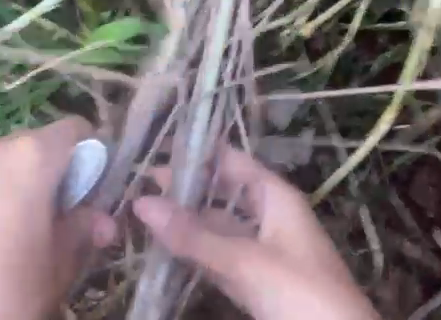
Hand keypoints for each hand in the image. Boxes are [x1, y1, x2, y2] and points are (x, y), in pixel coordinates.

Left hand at [0, 117, 117, 319]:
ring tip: (27, 228)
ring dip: (24, 181)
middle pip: (39, 143)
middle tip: (64, 216)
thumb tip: (104, 221)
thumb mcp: (60, 264)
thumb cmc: (13, 289)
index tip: (94, 187)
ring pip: (8, 159)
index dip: (91, 153)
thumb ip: (84, 230)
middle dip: (56, 171)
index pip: (74, 129)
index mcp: (32, 156)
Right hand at [133, 148, 379, 319]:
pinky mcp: (260, 288)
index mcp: (276, 197)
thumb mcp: (246, 263)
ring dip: (188, 223)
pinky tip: (169, 252)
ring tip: (144, 213)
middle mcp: (270, 218)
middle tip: (138, 181)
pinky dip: (197, 255)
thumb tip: (141, 202)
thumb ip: (194, 236)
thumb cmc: (302, 295)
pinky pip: (222, 261)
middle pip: (222, 193)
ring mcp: (266, 255)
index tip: (154, 144)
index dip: (196, 151)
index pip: (230, 159)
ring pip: (219, 229)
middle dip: (186, 188)